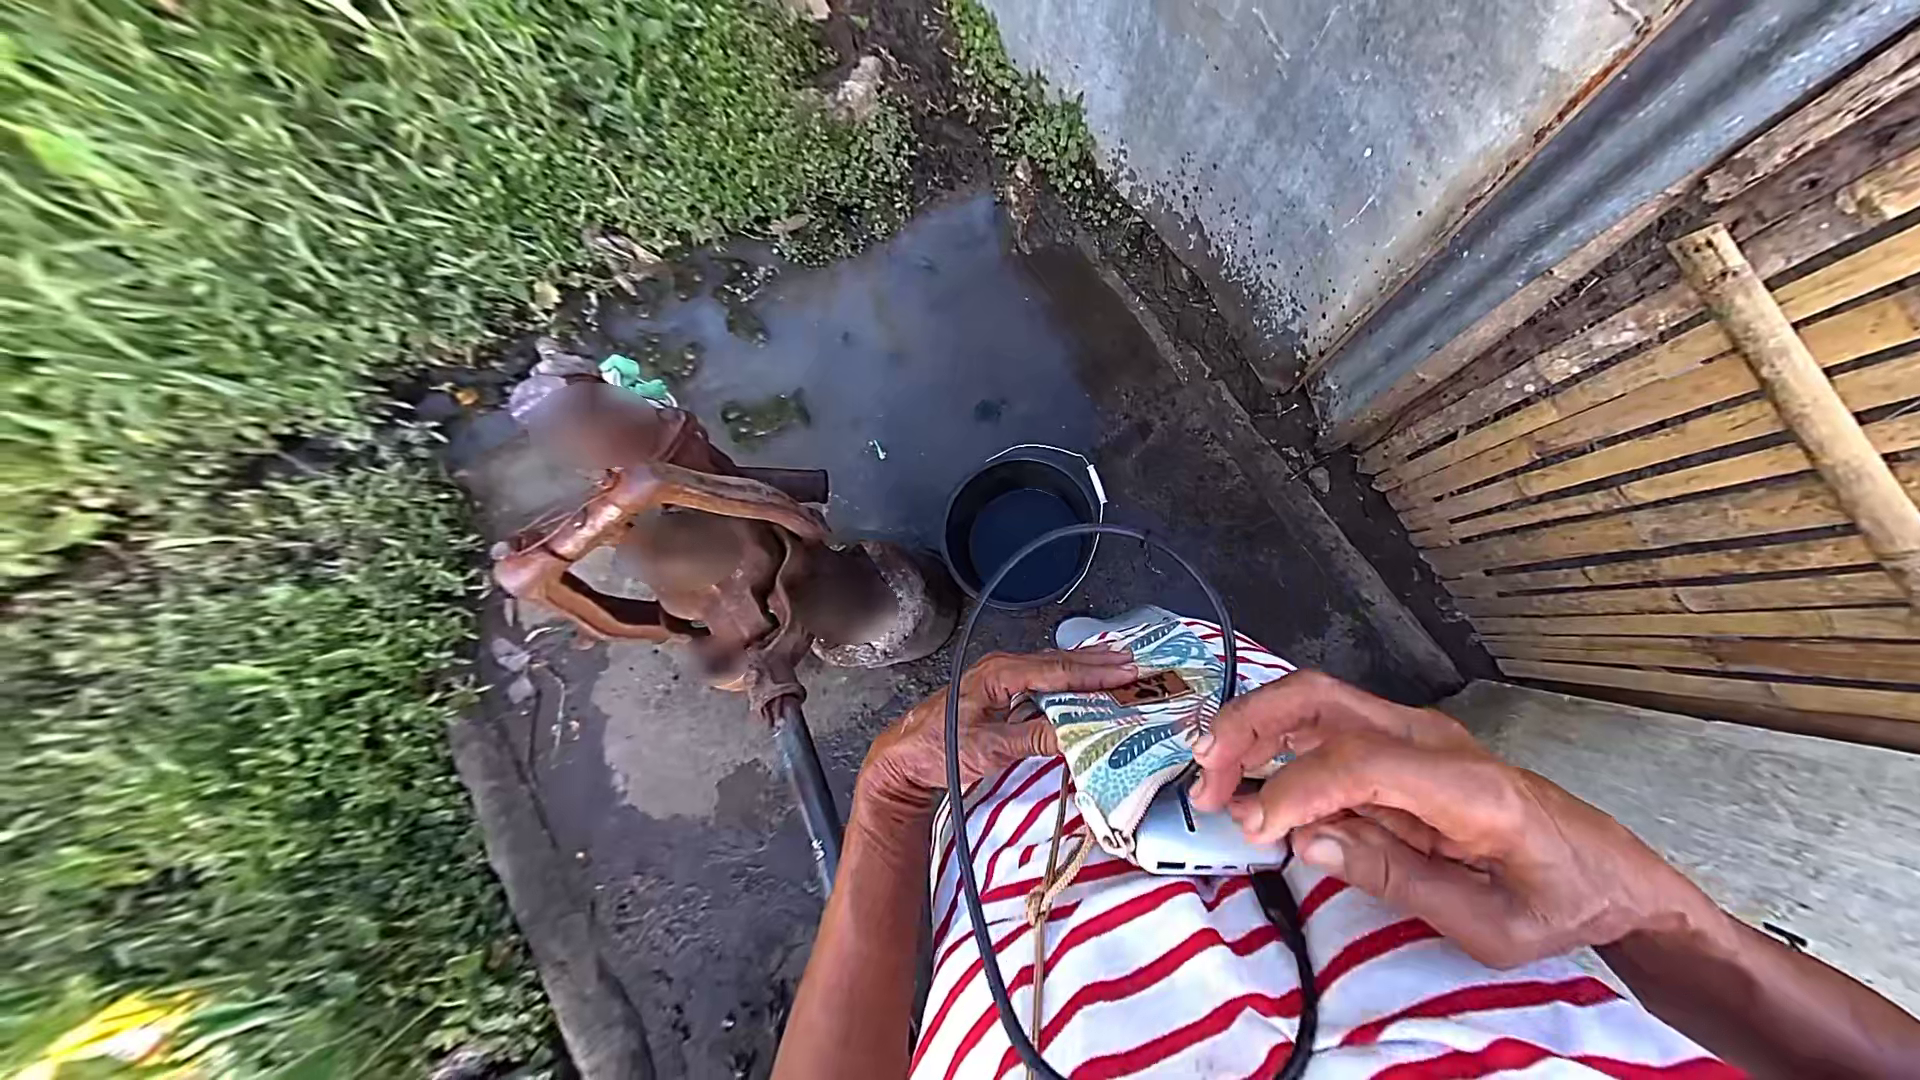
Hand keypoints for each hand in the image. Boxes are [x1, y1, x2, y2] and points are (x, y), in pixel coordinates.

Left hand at [856, 648, 1136, 818]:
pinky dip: (1067, 680)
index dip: (1092, 672)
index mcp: (998, 674)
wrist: (904, 756)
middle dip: (1095, 663)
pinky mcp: (1001, 692)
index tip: (1124, 672)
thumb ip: (1031, 739)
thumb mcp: (987, 748)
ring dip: (1083, 668)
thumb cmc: (936, 747)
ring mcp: (1000, 679)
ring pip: (1050, 668)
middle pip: (1056, 662)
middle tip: (1132, 664)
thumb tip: (1073, 736)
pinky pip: (1041, 680)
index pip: (1054, 670)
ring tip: (1116, 666)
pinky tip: (1081, 683)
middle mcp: (1001, 669)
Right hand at [1189, 671, 1714, 967]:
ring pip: (1306, 697)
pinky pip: (1314, 720)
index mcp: (1467, 785)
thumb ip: (1395, 879)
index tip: (1254, 827)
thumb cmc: (1556, 903)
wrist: (1604, 868)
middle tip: (1207, 772)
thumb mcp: (1489, 925)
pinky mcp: (1386, 735)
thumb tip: (1304, 840)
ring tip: (1211, 772)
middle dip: (1248, 725)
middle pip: (1318, 697)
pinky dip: (1268, 735)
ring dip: (1248, 725)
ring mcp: (1405, 727)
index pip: (1359, 762)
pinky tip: (1244, 769)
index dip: (1296, 789)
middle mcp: (1427, 736)